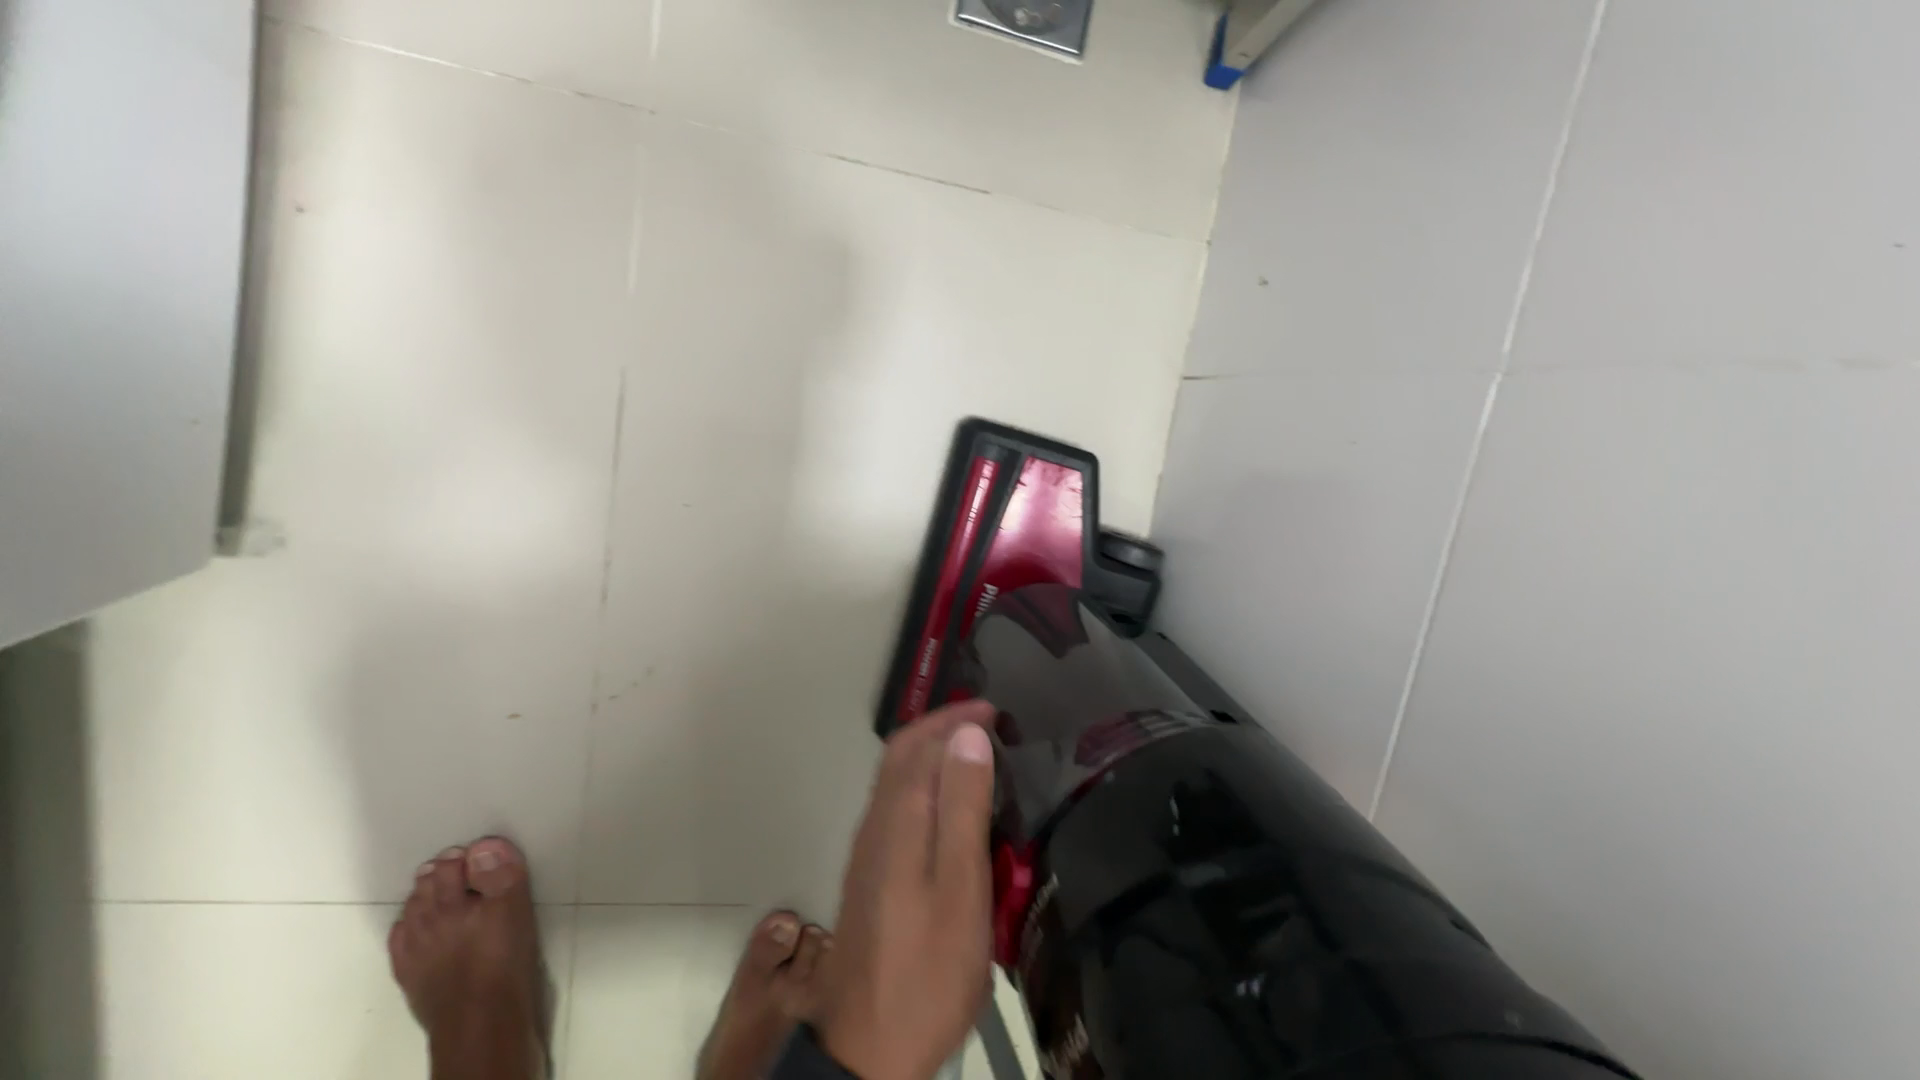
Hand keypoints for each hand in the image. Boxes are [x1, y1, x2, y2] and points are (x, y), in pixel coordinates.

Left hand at [818, 700, 999, 1079]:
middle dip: (941, 729)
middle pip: (901, 756)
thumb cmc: (927, 969)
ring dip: (933, 758)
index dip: (954, 717)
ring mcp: (869, 853)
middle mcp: (875, 826)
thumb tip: (967, 733)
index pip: (918, 743)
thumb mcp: (960, 886)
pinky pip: (899, 811)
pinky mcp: (872, 879)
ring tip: (981, 762)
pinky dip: (927, 790)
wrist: (868, 1046)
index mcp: (897, 820)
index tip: (996, 710)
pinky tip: (956, 817)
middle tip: (991, 727)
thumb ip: (963, 807)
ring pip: (897, 783)